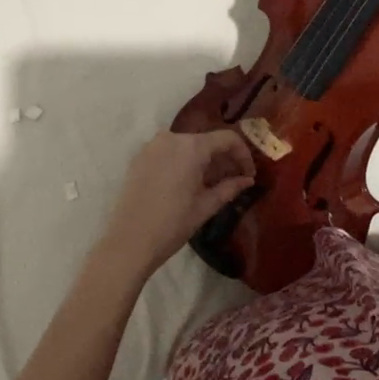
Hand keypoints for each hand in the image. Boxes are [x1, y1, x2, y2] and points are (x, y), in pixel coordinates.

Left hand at [96, 130, 256, 277]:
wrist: (129, 240)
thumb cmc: (172, 224)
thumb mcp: (205, 206)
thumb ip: (229, 188)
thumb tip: (247, 180)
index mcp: (191, 147)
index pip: (227, 139)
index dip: (243, 155)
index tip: (248, 174)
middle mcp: (171, 138)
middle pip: (206, 141)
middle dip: (223, 159)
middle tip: (233, 181)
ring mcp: (151, 146)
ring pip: (187, 146)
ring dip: (203, 161)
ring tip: (211, 185)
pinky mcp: (139, 158)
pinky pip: (169, 152)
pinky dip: (183, 162)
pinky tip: (187, 184)